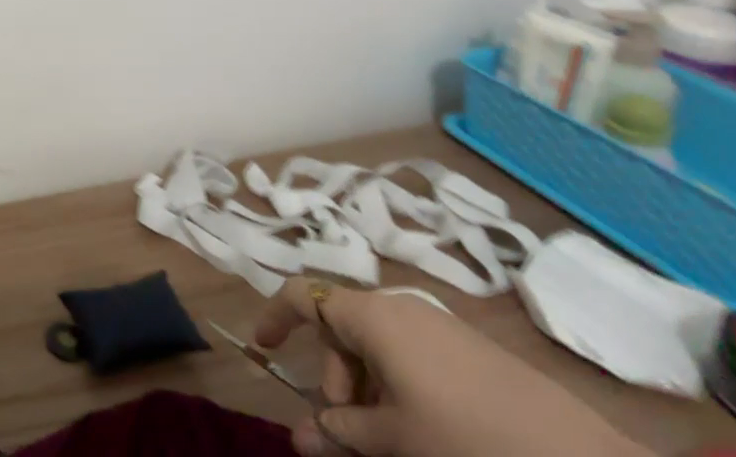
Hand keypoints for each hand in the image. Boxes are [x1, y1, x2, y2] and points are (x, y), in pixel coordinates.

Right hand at [254, 277, 652, 456]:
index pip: (303, 295)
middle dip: (333, 376)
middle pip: (341, 327)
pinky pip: (412, 356)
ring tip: (383, 436)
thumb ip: (339, 431)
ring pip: (377, 346)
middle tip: (344, 426)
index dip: (275, 317)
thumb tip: (298, 436)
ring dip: (365, 387)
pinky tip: (418, 430)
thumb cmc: (467, 437)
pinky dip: (397, 386)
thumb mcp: (393, 439)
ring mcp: (440, 328)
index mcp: (373, 316)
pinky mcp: (472, 351)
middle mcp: (401, 308)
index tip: (263, 349)